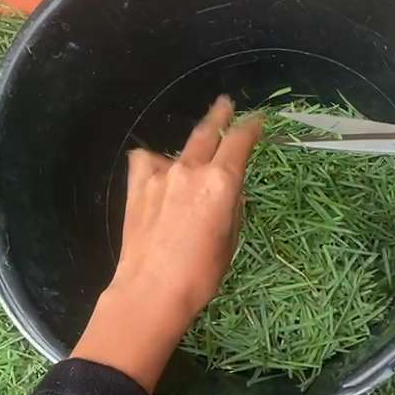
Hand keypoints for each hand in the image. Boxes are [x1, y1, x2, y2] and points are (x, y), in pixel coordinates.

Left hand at [71, 97, 260, 391]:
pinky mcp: (138, 187)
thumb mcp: (230, 239)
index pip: (240, 143)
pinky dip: (155, 164)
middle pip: (208, 132)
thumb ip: (230, 206)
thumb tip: (227, 190)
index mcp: (222, 182)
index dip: (251, 128)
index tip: (257, 121)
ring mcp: (161, 175)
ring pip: (178, 149)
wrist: (152, 290)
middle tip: (225, 103)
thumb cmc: (201, 274)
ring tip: (193, 154)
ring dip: (189, 149)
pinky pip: (147, 162)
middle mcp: (192, 170)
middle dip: (219, 116)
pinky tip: (157, 175)